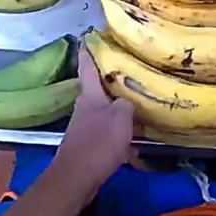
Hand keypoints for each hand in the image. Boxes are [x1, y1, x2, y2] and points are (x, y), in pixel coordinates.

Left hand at [51, 49, 134, 192]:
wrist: (77, 177)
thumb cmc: (98, 143)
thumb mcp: (120, 118)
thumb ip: (125, 104)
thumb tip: (125, 101)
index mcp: (89, 96)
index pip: (88, 67)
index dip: (88, 52)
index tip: (87, 37)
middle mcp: (83, 108)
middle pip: (97, 91)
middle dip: (111, 85)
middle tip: (128, 76)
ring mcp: (83, 128)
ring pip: (104, 114)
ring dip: (118, 113)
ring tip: (138, 111)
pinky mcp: (87, 146)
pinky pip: (106, 135)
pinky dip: (119, 137)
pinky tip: (134, 146)